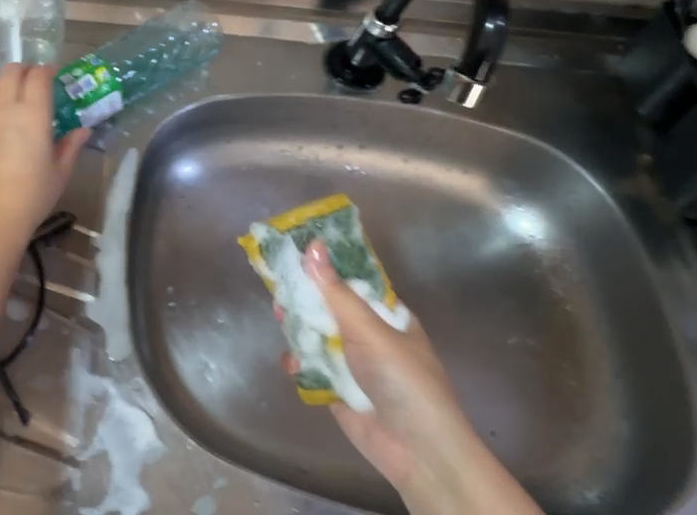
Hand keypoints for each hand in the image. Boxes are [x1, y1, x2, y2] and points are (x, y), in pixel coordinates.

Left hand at [0, 64, 89, 244]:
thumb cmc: (33, 195)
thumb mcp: (60, 171)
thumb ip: (71, 145)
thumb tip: (83, 129)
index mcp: (33, 113)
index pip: (39, 75)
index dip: (48, 71)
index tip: (54, 76)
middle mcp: (5, 107)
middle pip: (12, 71)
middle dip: (25, 70)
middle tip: (35, 82)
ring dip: (5, 83)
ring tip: (14, 97)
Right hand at [291, 242, 543, 514]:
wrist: (417, 450)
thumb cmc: (403, 380)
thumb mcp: (369, 329)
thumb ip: (336, 291)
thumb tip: (313, 245)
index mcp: (388, 316)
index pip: (352, 282)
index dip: (325, 268)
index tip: (294, 253)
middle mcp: (370, 336)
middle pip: (330, 308)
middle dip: (304, 300)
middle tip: (280, 290)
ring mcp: (354, 364)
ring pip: (317, 336)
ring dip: (298, 330)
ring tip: (281, 321)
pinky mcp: (339, 390)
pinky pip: (312, 368)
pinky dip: (299, 364)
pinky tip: (293, 365)